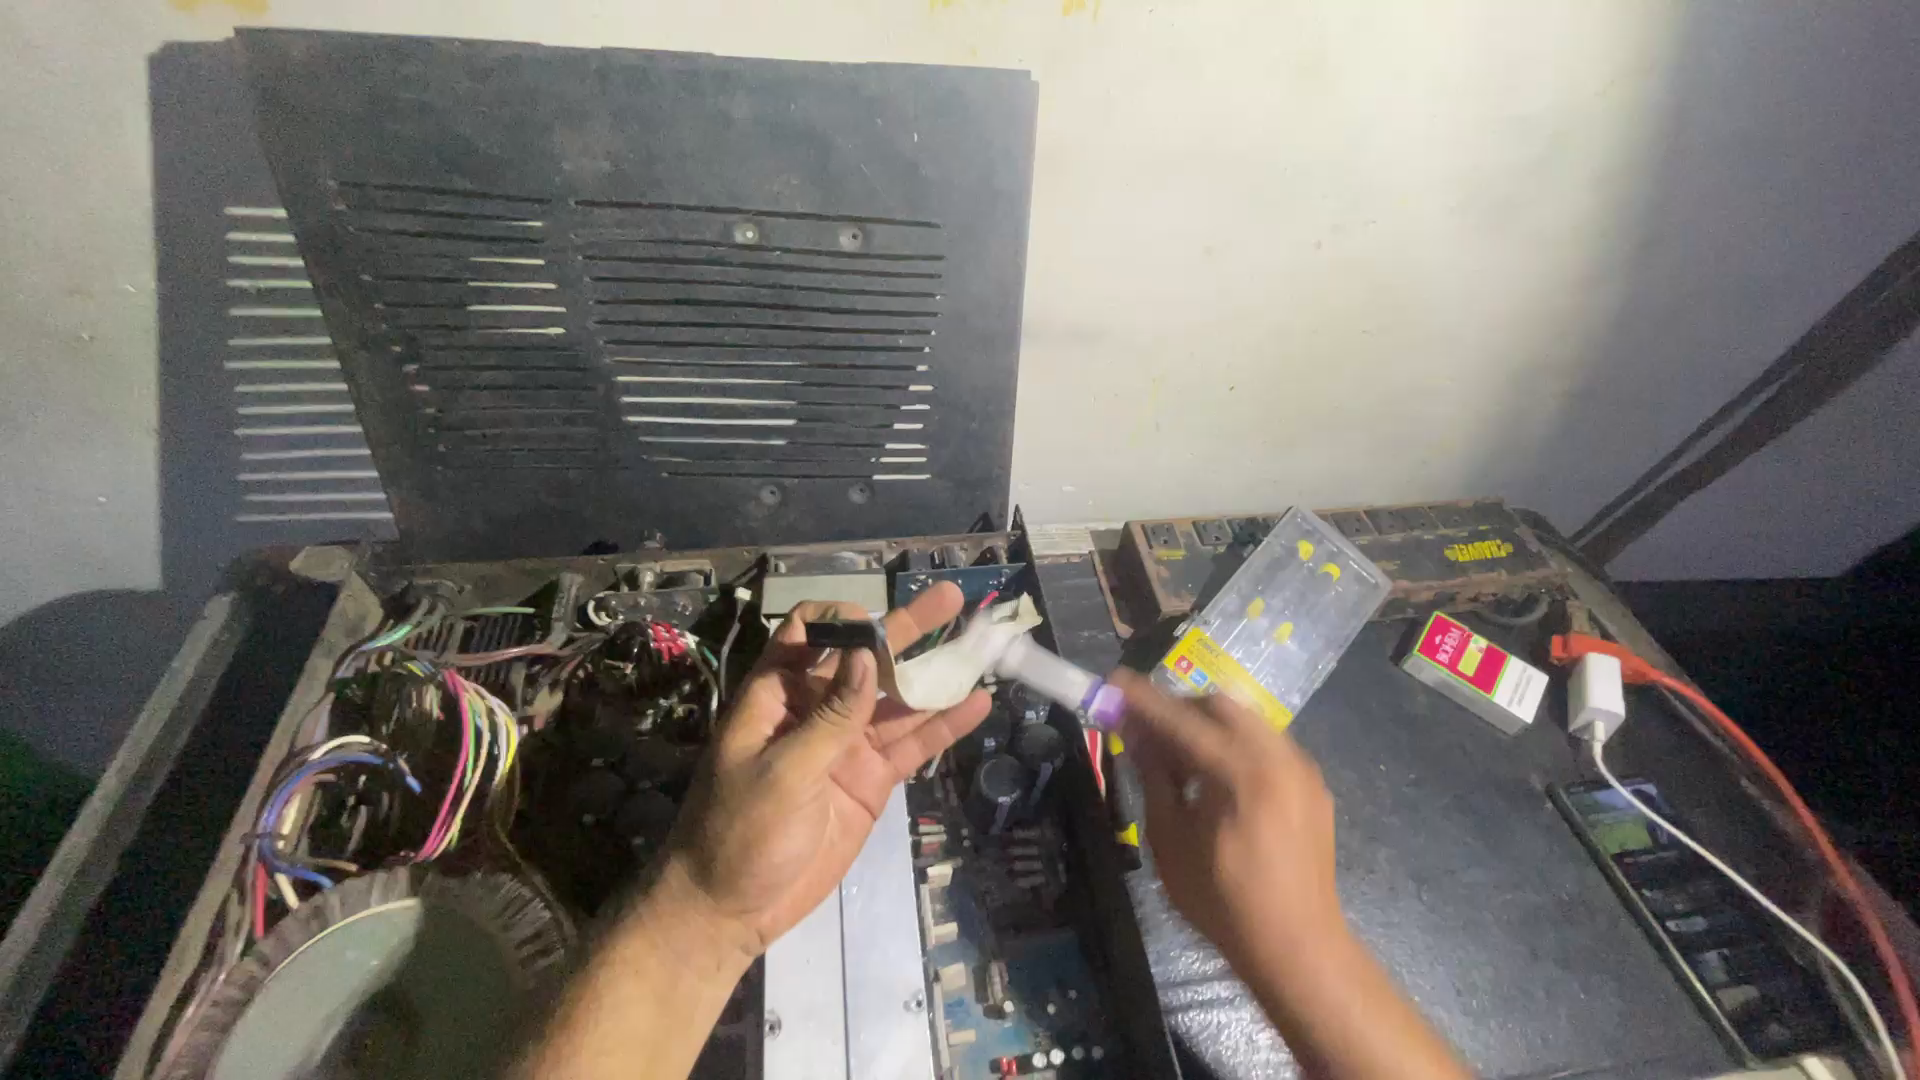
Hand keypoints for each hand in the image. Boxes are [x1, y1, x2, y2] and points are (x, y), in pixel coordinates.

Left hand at [661, 583, 991, 957]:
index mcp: (779, 695)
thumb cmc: (739, 832)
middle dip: (908, 628)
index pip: (808, 632)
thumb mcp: (782, 771)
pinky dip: (943, 725)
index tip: (875, 625)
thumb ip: (831, 716)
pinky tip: (976, 703)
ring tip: (980, 645)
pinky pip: (911, 745)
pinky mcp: (872, 778)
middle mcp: (818, 709)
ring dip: (937, 673)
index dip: (843, 618)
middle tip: (950, 598)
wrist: (732, 908)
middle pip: (867, 658)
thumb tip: (866, 656)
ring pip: (898, 698)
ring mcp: (849, 744)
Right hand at [1111, 670, 1342, 965]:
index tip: (1112, 681)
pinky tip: (1216, 781)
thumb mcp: (1170, 837)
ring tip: (1180, 759)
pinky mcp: (1313, 785)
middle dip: (1178, 708)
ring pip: (1245, 720)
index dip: (1142, 699)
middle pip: (1219, 705)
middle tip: (1145, 729)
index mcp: (1241, 771)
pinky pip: (1266, 745)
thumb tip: (1133, 731)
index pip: (1180, 718)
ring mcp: (1302, 768)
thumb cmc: (1221, 899)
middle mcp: (1278, 756)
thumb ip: (1153, 773)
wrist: (1298, 948)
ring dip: (1207, 726)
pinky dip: (1234, 746)